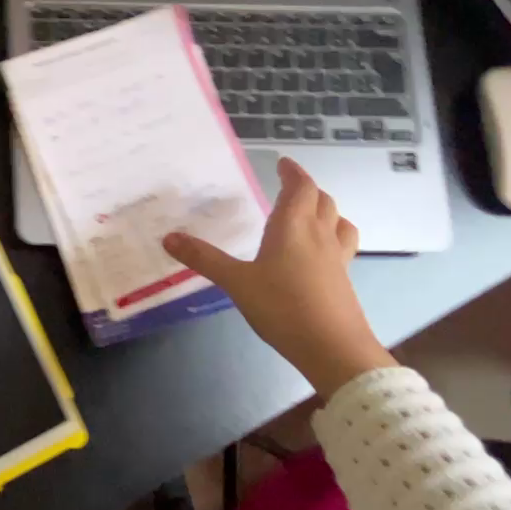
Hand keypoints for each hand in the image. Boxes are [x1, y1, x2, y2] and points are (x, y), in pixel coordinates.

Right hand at [163, 158, 396, 398]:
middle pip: (322, 201)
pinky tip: (319, 252)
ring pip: (338, 221)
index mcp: (293, 228)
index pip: (300, 189)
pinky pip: (342, 244)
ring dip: (325, 210)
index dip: (293, 173)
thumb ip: (203, 258)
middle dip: (307, 189)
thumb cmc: (282, 307)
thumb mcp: (235, 282)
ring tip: (311, 213)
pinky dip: (332, 235)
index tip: (283, 163)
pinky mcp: (342, 278)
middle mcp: (319, 236)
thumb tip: (168, 237)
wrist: (332, 346)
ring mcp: (336, 258)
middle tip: (290, 186)